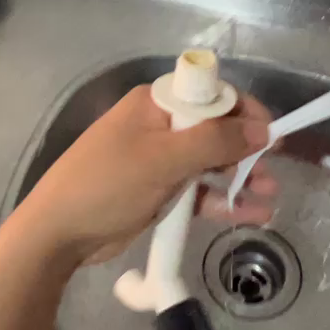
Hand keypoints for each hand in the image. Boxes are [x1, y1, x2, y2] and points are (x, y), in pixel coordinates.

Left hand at [10, 86, 276, 265]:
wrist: (58, 233)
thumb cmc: (108, 183)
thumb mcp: (163, 159)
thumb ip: (215, 143)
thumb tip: (262, 130)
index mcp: (156, 104)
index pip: (211, 96)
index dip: (244, 112)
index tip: (271, 135)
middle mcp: (160, 126)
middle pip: (215, 131)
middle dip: (246, 150)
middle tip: (272, 173)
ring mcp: (159, 161)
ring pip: (210, 163)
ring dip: (240, 178)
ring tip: (270, 196)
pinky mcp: (159, 192)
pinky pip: (199, 191)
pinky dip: (223, 201)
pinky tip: (252, 214)